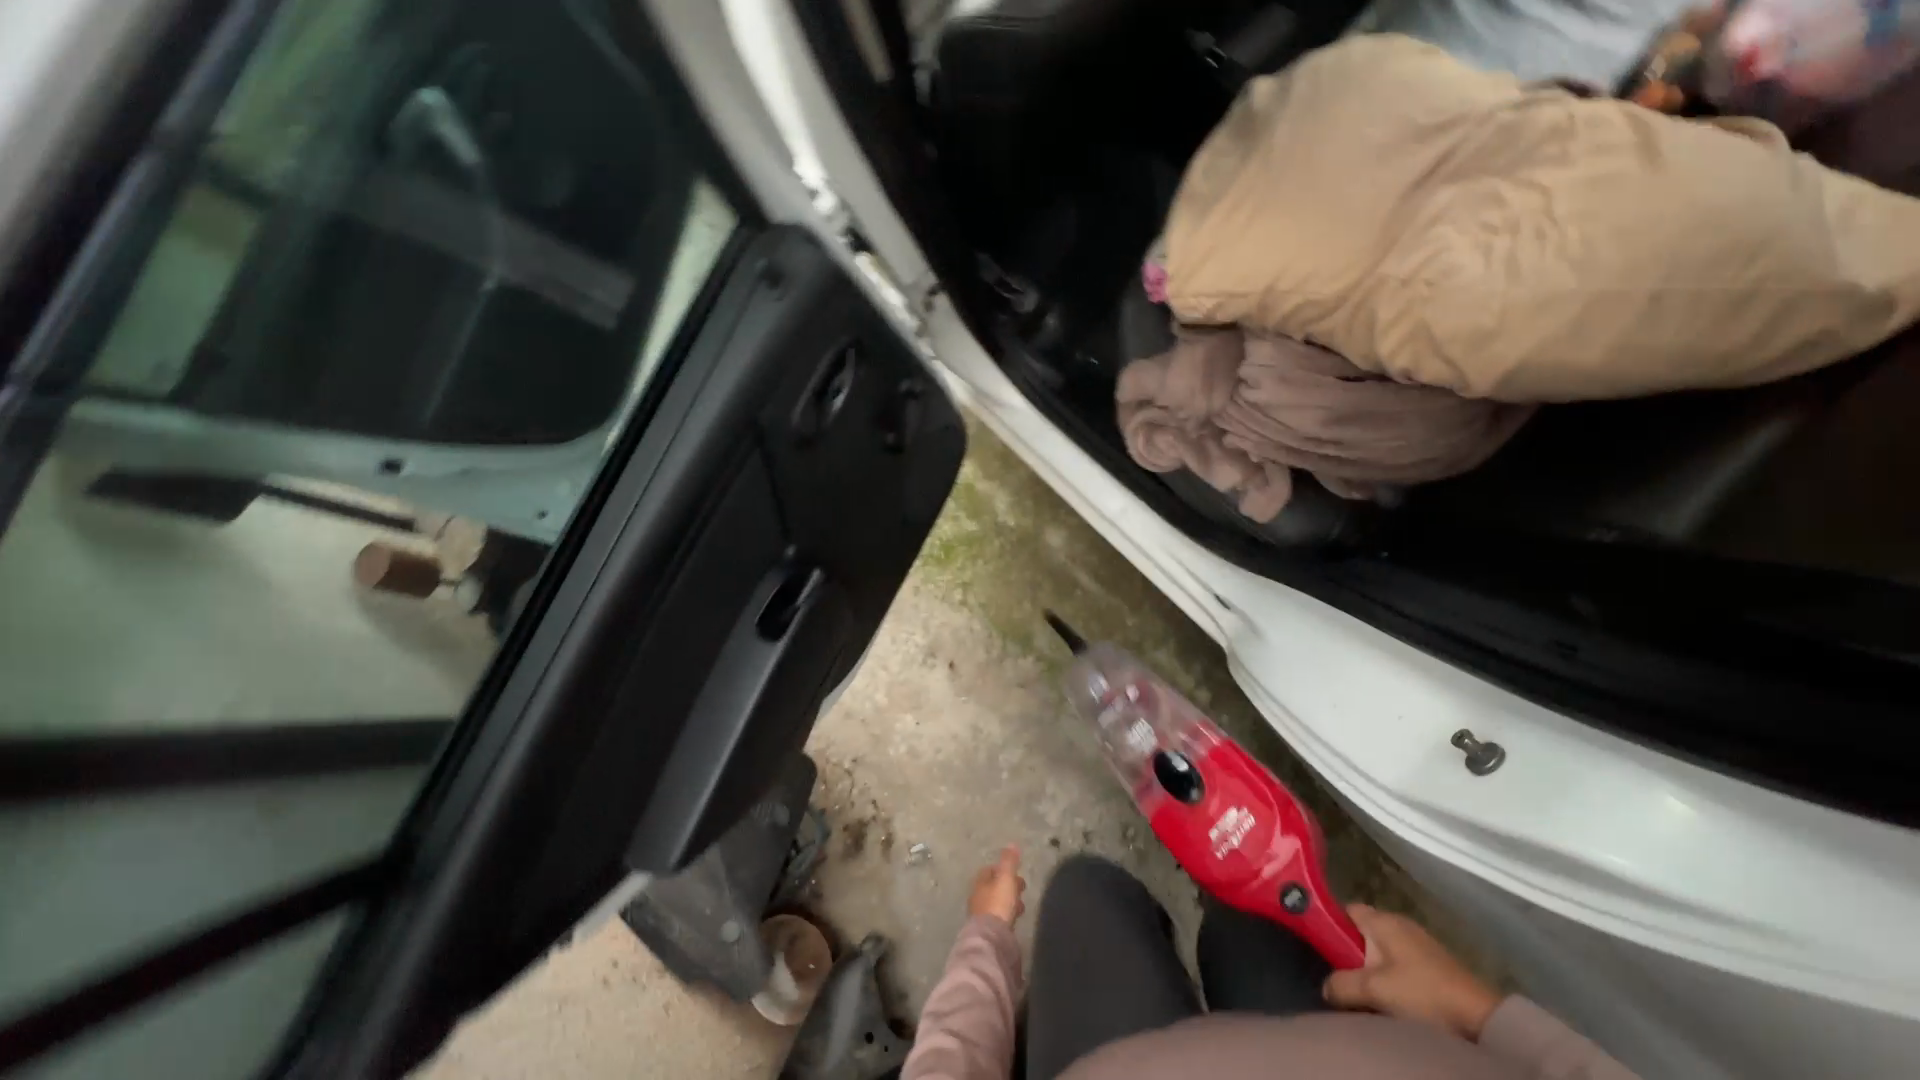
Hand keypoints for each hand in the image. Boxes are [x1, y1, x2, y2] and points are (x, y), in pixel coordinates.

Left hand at [967, 845, 1026, 925]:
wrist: (991, 936)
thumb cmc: (998, 903)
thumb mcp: (1006, 878)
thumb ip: (1009, 861)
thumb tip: (1012, 844)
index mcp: (980, 882)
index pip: (990, 870)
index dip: (1003, 869)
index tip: (1016, 872)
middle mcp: (977, 896)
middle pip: (993, 886)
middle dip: (1008, 886)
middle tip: (1022, 889)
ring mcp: (980, 914)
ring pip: (996, 902)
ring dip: (1008, 901)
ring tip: (1021, 906)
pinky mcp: (986, 929)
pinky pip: (998, 916)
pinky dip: (1006, 914)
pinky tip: (1014, 919)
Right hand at [1322, 904, 1501, 1040]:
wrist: (1480, 1017)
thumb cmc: (1423, 993)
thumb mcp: (1374, 989)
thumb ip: (1340, 984)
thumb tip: (1324, 986)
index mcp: (1383, 921)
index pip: (1345, 908)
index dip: (1329, 922)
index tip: (1318, 945)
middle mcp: (1399, 924)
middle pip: (1361, 931)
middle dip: (1348, 951)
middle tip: (1337, 974)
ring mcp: (1419, 943)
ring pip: (1380, 950)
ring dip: (1369, 968)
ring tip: (1360, 991)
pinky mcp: (1432, 964)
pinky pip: (1397, 963)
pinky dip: (1388, 976)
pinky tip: (1387, 998)